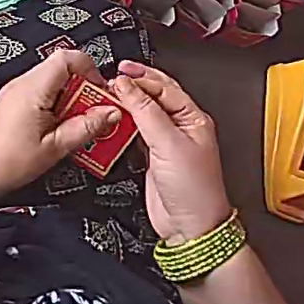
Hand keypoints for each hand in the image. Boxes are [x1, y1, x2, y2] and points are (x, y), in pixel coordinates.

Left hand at [0, 49, 123, 194]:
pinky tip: (59, 126)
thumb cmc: (9, 161)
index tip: (100, 92)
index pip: (67, 57)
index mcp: (35, 88)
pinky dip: (57, 102)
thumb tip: (111, 113)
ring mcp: (17, 89)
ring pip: (54, 79)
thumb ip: (85, 127)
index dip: (90, 69)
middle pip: (63, 67)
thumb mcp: (54, 148)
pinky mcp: (14, 99)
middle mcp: (25, 82)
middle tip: (93, 112)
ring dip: (71, 96)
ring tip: (77, 123)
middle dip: (83, 87)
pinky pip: (43, 90)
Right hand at [106, 61, 231, 242]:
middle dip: (133, 84)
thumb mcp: (169, 143)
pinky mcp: (152, 156)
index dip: (141, 77)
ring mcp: (166, 141)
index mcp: (193, 117)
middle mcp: (180, 126)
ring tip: (108, 95)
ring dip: (126, 102)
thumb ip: (146, 112)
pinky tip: (113, 119)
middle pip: (153, 95)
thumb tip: (127, 85)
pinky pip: (135, 131)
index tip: (120, 74)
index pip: (164, 87)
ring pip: (143, 112)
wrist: (190, 230)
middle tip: (111, 79)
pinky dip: (122, 123)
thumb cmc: (196, 191)